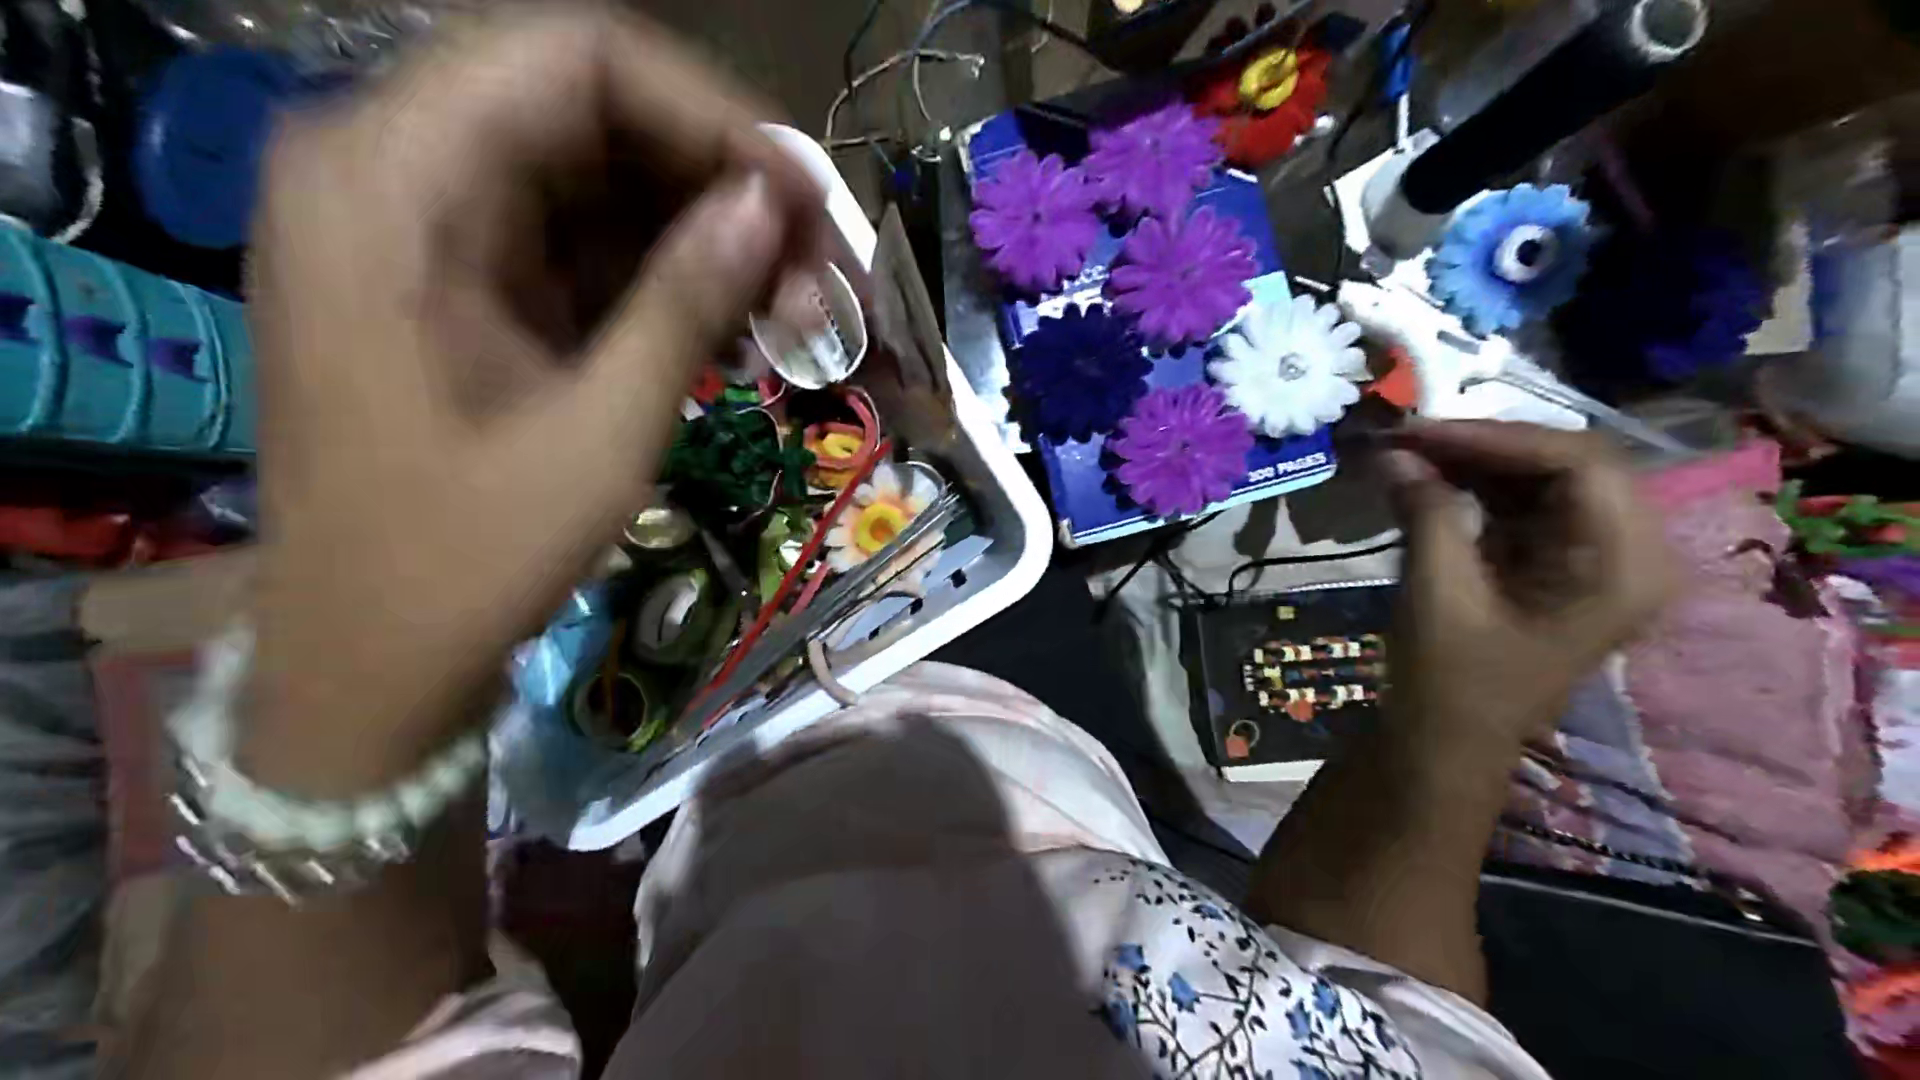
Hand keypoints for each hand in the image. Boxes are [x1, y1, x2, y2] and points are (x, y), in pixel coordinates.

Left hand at [240, 7, 825, 793]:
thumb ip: (685, 301)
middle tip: (822, 274)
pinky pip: (593, 253)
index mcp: (395, 181)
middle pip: (600, 121)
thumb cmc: (471, 555)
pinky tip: (744, 331)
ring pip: (608, 191)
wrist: (377, 656)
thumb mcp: (600, 428)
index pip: (577, 61)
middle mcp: (404, 176)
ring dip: (715, 243)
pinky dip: (675, 283)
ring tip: (802, 316)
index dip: (712, 117)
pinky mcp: (476, 293)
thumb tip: (771, 208)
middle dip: (727, 189)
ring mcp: (440, 238)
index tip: (806, 201)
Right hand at [1379, 420, 1673, 750]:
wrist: (1448, 739)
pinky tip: (1428, 478)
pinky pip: (1525, 503)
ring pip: (1545, 478)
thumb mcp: (1437, 594)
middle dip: (1484, 445)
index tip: (1417, 431)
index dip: (1496, 438)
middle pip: (1569, 463)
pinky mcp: (1556, 562)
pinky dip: (1475, 485)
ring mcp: (1594, 556)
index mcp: (1624, 567)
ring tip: (1410, 452)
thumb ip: (1424, 514)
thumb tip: (1393, 452)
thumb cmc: (1450, 679)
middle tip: (1408, 438)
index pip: (1580, 465)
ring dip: (1476, 461)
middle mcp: (1629, 552)